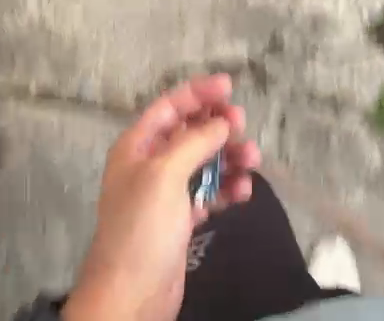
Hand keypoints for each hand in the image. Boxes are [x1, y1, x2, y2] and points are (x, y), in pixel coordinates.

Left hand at [64, 75, 261, 320]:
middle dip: (217, 126)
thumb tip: (221, 122)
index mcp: (137, 146)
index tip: (230, 86)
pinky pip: (209, 193)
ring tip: (252, 161)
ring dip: (228, 158)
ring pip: (204, 163)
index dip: (198, 92)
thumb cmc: (142, 227)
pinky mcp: (181, 220)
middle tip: (242, 124)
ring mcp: (166, 194)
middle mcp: (150, 164)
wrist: (131, 297)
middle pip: (189, 132)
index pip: (170, 106)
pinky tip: (243, 190)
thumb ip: (194, 141)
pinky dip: (226, 188)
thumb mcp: (165, 174)